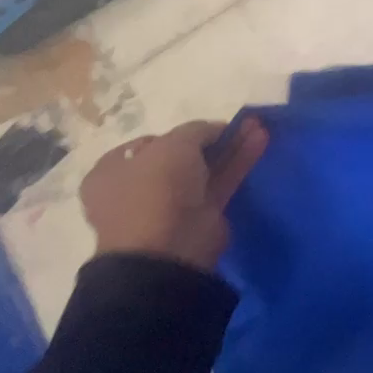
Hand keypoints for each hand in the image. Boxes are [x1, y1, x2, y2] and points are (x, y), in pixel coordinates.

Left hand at [80, 118, 268, 271]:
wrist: (168, 248)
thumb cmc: (155, 190)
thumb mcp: (173, 144)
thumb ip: (196, 129)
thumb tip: (215, 129)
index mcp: (112, 172)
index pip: (146, 145)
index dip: (175, 133)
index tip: (201, 129)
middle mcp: (138, 187)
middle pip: (181, 155)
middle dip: (211, 138)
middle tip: (239, 124)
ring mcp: (171, 203)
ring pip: (206, 167)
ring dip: (231, 146)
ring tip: (257, 126)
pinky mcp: (201, 214)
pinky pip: (222, 181)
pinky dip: (239, 161)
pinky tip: (260, 140)